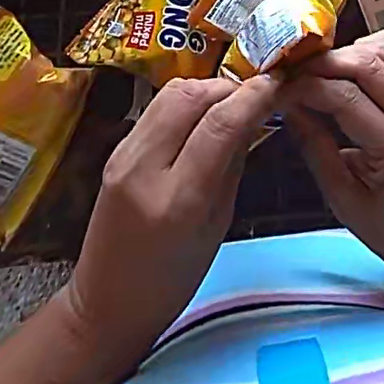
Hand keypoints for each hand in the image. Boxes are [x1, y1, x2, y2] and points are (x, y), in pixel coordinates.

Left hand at [63, 75, 280, 367]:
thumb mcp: (217, 225)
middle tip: (255, 95)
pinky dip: (185, 101)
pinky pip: (155, 109)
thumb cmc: (173, 280)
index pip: (219, 126)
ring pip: (170, 94)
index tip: (277, 83)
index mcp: (177, 200)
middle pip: (190, 96)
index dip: (253, 96)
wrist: (106, 300)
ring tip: (231, 103)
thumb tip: (253, 117)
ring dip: (206, 88)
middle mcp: (144, 168)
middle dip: (228, 86)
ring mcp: (123, 155)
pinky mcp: (115, 149)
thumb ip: (233, 165)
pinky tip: (202, 115)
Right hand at [282, 31, 383, 288]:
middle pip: (368, 64)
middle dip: (321, 62)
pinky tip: (357, 58)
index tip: (278, 89)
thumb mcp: (341, 200)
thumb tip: (286, 104)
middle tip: (291, 73)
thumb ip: (315, 147)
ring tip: (317, 69)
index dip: (305, 86)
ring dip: (345, 51)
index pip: (347, 98)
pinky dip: (380, 43)